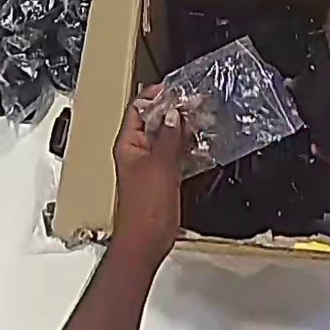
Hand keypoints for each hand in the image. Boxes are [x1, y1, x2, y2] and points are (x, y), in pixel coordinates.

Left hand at [110, 84, 184, 268]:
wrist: (146, 242)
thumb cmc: (143, 209)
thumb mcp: (159, 167)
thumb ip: (168, 138)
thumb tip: (173, 114)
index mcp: (128, 144)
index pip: (138, 109)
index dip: (154, 95)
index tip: (173, 88)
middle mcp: (137, 151)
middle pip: (154, 121)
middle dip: (172, 110)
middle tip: (193, 101)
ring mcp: (150, 164)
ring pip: (166, 137)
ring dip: (181, 127)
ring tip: (200, 116)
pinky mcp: (163, 176)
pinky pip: (175, 154)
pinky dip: (186, 146)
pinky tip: (200, 142)